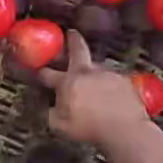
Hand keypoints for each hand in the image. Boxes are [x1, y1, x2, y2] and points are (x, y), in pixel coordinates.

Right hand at [37, 30, 150, 148]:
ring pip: (96, 67)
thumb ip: (50, 114)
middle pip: (78, 50)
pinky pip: (113, 79)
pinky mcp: (124, 80)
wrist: (125, 129)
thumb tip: (47, 108)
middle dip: (73, 40)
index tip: (38, 70)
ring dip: (92, 70)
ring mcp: (108, 74)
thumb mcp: (59, 126)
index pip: (48, 73)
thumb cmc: (89, 128)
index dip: (41, 71)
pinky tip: (110, 94)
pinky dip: (108, 84)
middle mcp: (87, 72)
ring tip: (92, 79)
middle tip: (71, 33)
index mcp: (67, 81)